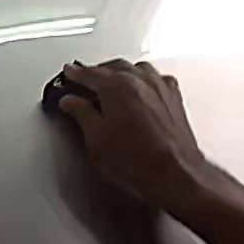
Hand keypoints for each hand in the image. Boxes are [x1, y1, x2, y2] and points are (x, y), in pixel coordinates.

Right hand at [57, 60, 216, 211]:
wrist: (174, 176)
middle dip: (97, 72)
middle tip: (84, 81)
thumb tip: (71, 102)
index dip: (75, 74)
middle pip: (114, 68)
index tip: (69, 73)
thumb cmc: (138, 161)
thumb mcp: (95, 138)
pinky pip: (156, 79)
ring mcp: (160, 89)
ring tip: (109, 84)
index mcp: (117, 86)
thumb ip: (81, 113)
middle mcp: (141, 81)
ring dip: (120, 73)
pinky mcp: (174, 100)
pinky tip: (139, 90)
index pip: (90, 73)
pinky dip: (143, 80)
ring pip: (136, 69)